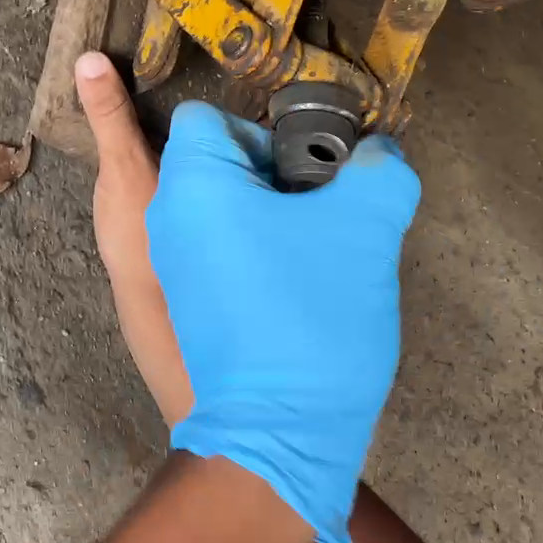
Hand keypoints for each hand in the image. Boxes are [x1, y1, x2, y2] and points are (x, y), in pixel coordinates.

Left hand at [147, 96, 419, 542]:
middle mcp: (163, 212)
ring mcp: (166, 256)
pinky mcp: (180, 293)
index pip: (202, 117)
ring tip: (312, 243)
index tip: (299, 165)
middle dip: (264, 171)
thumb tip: (379, 151)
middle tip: (315, 204)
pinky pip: (210, 242)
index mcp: (190, 182)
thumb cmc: (310, 314)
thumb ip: (377, 174)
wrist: (275, 426)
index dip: (255, 129)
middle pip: (208, 158)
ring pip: (213, 203)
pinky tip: (293, 276)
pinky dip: (247, 244)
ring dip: (261, 209)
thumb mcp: (363, 232)